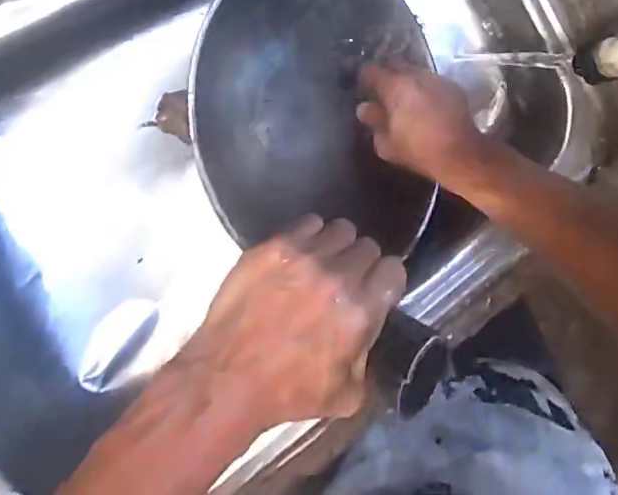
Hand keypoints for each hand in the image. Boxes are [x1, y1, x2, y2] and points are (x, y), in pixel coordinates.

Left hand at [176, 215, 404, 427]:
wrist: (224, 382)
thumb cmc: (286, 393)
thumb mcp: (345, 395)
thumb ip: (369, 357)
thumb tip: (373, 334)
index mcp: (360, 310)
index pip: (393, 269)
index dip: (385, 281)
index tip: (374, 290)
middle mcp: (338, 275)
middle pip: (368, 246)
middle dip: (361, 265)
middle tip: (344, 282)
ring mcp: (304, 256)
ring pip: (341, 229)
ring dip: (337, 247)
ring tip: (322, 264)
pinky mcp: (275, 246)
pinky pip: (308, 223)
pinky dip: (309, 237)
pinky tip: (299, 257)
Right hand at [358, 64, 492, 185]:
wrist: (461, 154)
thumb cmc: (418, 150)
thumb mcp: (387, 144)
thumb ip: (374, 121)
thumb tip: (365, 108)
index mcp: (396, 86)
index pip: (372, 71)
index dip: (365, 78)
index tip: (363, 88)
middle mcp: (416, 75)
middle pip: (395, 65)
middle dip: (387, 75)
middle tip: (383, 92)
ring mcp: (437, 78)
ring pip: (416, 71)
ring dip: (408, 81)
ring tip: (405, 98)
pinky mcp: (453, 86)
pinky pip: (432, 81)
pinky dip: (425, 88)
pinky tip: (426, 104)